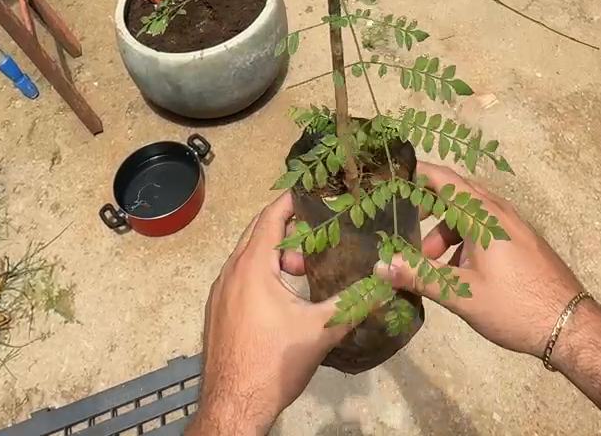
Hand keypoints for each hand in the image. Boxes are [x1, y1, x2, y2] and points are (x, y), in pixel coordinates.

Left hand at [193, 192, 349, 435]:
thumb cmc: (274, 362)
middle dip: (288, 230)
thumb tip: (383, 286)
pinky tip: (282, 294)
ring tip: (304, 269)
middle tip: (318, 234)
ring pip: (248, 256)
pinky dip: (261, 272)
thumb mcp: (319, 331)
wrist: (233, 408)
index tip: (314, 192)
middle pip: (258, 233)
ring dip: (275, 255)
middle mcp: (230, 271)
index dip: (291, 200)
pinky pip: (240, 277)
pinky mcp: (217, 311)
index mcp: (252, 265)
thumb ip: (352, 304)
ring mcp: (220, 292)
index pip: (270, 216)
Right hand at [373, 161, 586, 357]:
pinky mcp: (521, 239)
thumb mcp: (463, 294)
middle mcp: (498, 210)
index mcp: (483, 214)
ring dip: (446, 229)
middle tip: (404, 225)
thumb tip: (381, 266)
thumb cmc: (514, 306)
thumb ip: (420, 276)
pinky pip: (485, 225)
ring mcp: (513, 223)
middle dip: (427, 206)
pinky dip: (465, 237)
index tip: (393, 176)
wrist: (571, 327)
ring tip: (430, 262)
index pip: (444, 179)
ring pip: (470, 213)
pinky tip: (459, 270)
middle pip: (455, 193)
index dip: (417, 173)